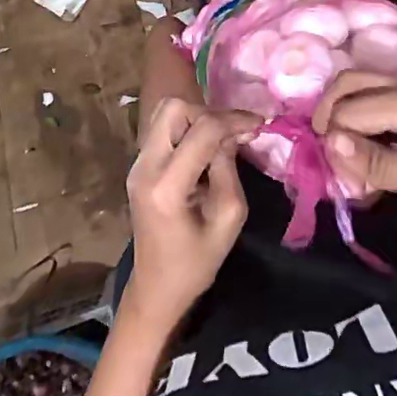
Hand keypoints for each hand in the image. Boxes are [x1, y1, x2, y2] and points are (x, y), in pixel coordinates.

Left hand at [124, 100, 258, 324]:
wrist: (157, 287)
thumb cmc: (197, 262)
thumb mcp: (228, 219)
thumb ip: (229, 169)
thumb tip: (233, 133)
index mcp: (166, 186)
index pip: (201, 130)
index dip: (234, 120)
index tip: (260, 124)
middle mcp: (144, 167)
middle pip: (174, 108)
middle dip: (209, 113)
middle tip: (233, 133)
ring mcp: (136, 164)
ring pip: (165, 113)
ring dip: (197, 118)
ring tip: (221, 140)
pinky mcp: (138, 165)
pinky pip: (163, 129)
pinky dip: (187, 129)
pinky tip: (206, 149)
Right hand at [312, 72, 396, 266]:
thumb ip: (383, 164)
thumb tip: (326, 143)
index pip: (351, 104)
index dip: (332, 138)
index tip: (332, 181)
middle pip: (353, 86)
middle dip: (330, 120)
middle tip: (327, 168)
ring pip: (366, 101)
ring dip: (347, 130)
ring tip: (345, 174)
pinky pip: (386, 120)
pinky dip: (368, 140)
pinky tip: (370, 173)